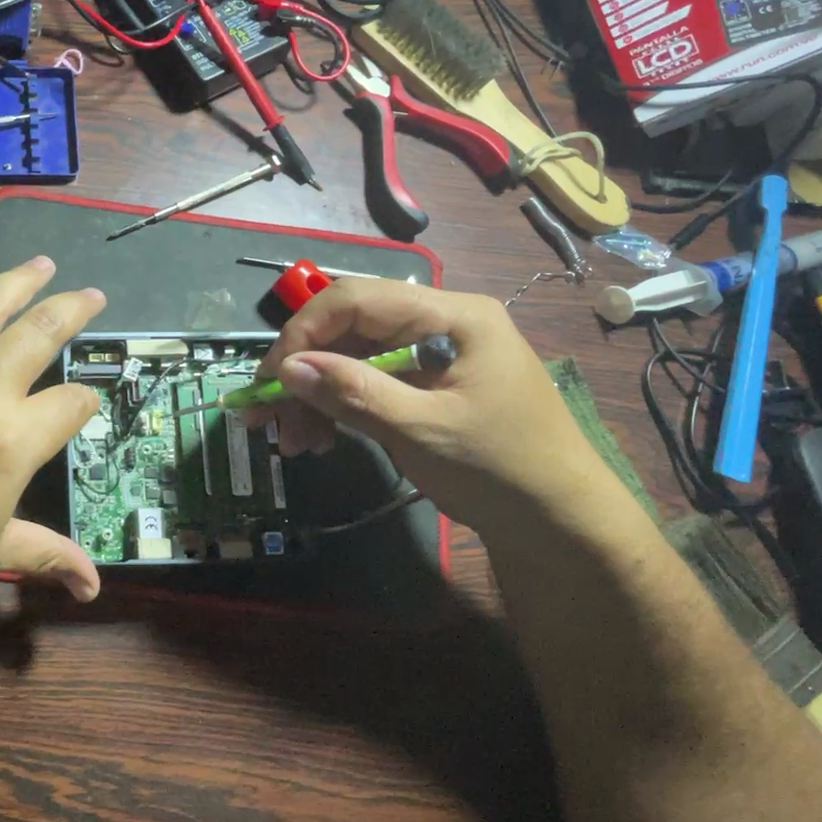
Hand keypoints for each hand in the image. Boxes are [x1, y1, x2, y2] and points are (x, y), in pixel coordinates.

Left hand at [0, 258, 106, 643]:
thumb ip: (48, 555)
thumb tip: (94, 588)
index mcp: (14, 441)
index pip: (71, 403)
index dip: (87, 401)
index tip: (86, 401)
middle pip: (41, 332)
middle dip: (73, 309)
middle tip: (91, 292)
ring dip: (18, 281)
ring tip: (40, 265)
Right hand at [247, 278, 618, 535]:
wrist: (557, 522)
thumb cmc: (499, 469)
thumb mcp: (420, 430)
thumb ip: (352, 393)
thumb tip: (287, 368)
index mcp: (451, 316)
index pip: (355, 300)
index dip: (303, 334)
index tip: (269, 379)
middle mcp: (438, 324)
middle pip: (347, 331)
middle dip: (303, 374)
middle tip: (265, 418)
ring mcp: (430, 356)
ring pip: (349, 360)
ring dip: (314, 398)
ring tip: (294, 444)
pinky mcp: (423, 386)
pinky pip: (365, 385)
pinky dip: (336, 410)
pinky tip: (320, 441)